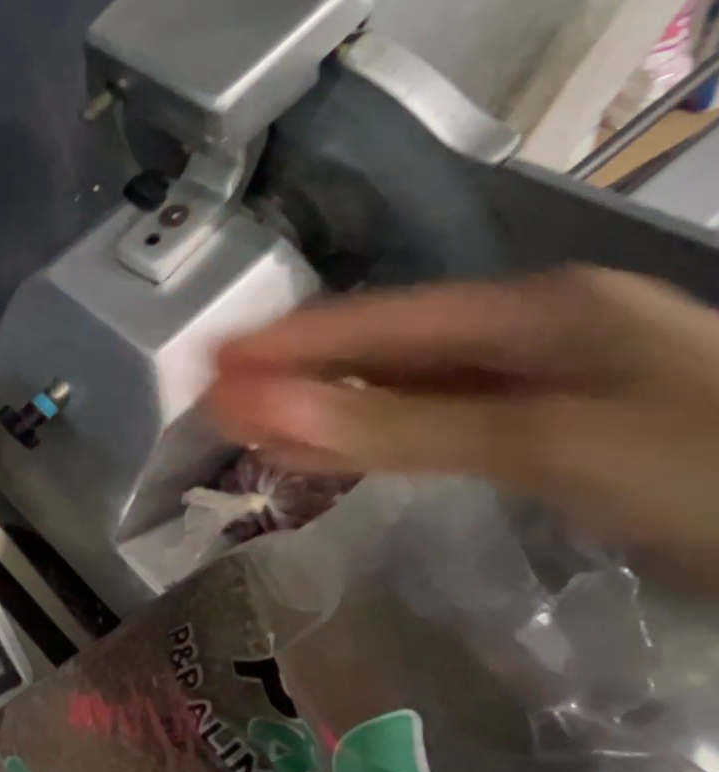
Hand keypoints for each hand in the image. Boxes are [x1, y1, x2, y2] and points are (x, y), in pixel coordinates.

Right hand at [204, 266, 718, 582]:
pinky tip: (346, 460)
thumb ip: (395, 428)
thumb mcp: (552, 444)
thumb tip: (251, 407)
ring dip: (332, 412)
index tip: (201, 369)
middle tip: (216, 410)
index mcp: (533, 312)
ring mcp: (557, 381)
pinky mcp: (570, 430)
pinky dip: (384, 442)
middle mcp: (538, 333)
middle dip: (296, 378)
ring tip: (257, 437)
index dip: (280, 344)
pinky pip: (447, 425)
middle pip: (384, 351)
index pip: (368, 321)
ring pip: (411, 391)